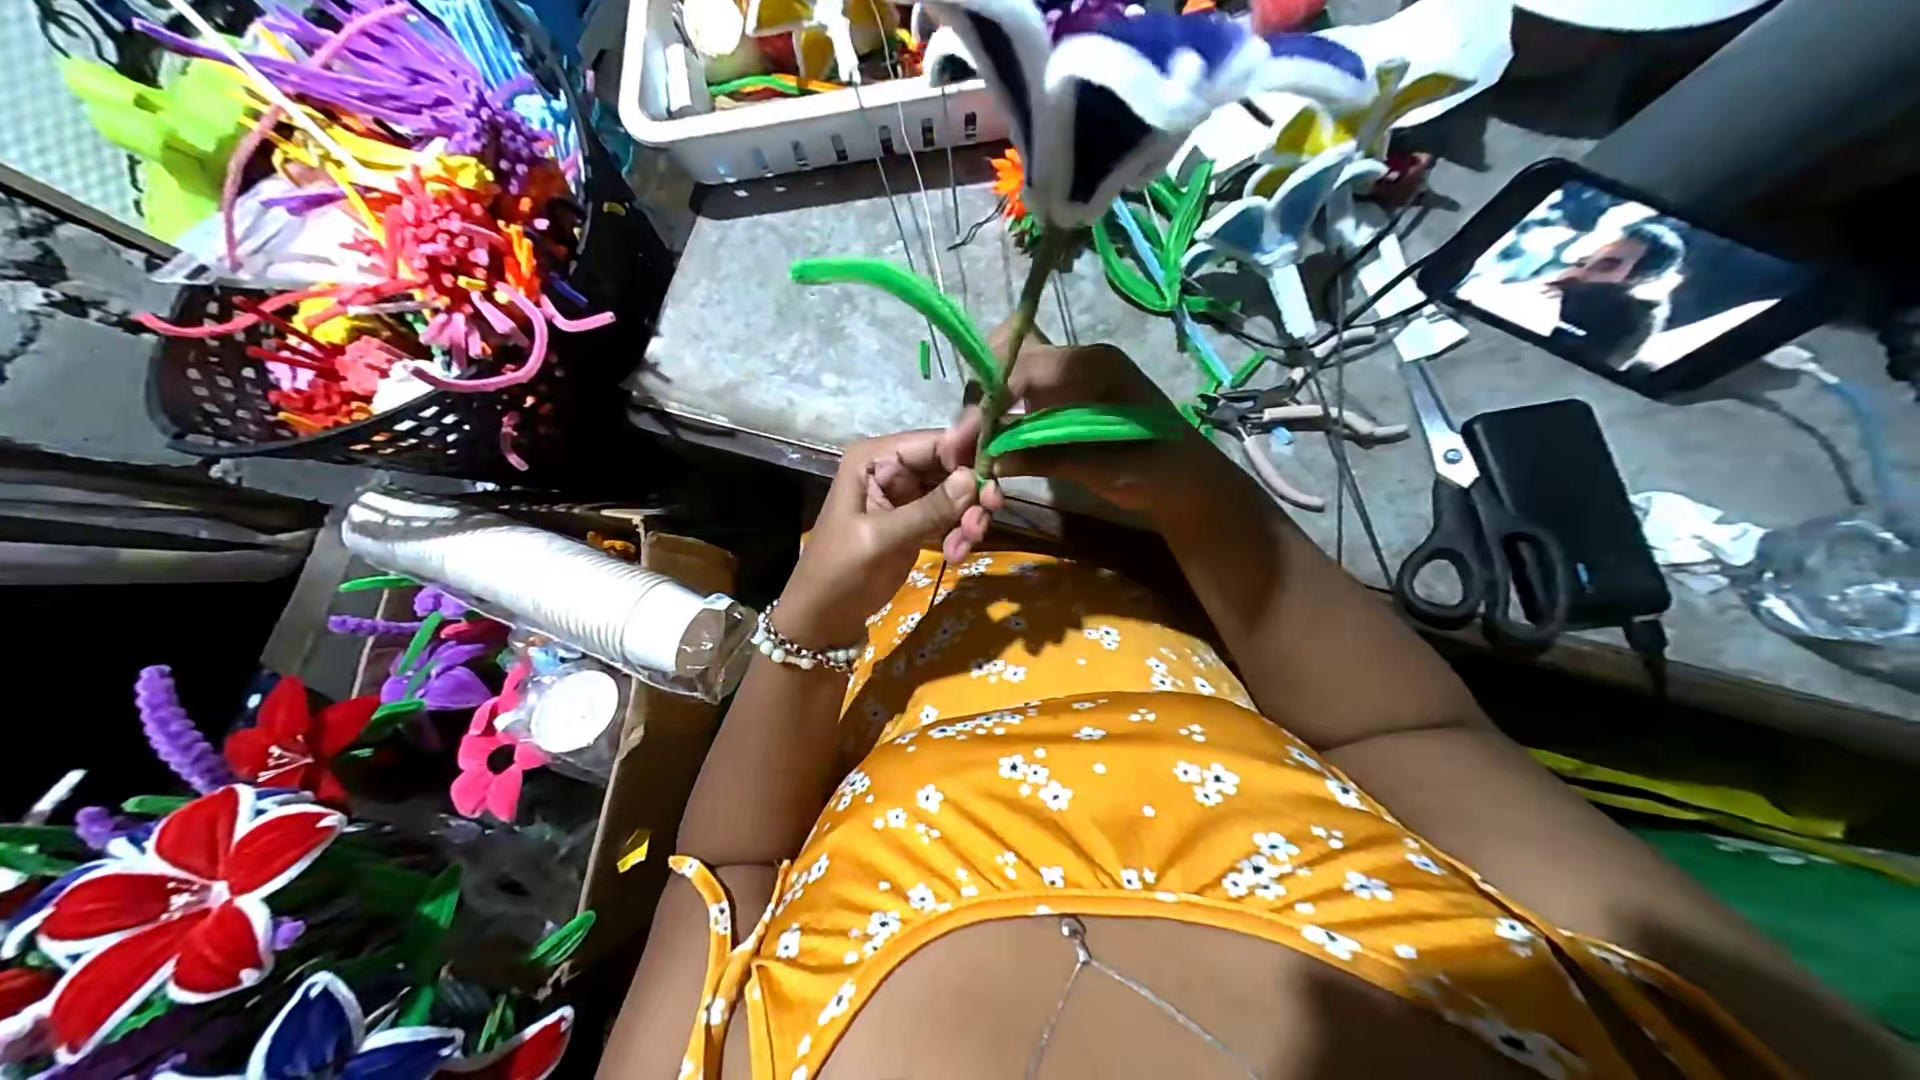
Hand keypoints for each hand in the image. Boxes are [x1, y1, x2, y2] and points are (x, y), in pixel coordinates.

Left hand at [776, 431, 993, 647]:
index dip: (968, 453)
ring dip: (969, 518)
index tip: (998, 473)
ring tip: (966, 545)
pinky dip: (960, 533)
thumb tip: (972, 478)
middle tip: (986, 518)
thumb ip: (928, 509)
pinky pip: (952, 516)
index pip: (934, 442)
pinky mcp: (917, 521)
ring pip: (957, 492)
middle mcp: (893, 468)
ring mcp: (906, 495)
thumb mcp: (881, 539)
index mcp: (874, 459)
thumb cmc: (839, 572)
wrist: (823, 617)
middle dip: (973, 492)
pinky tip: (956, 556)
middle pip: (951, 465)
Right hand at [945, 322, 1226, 515]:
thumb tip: (990, 461)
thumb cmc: (1157, 470)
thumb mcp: (1101, 466)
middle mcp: (1076, 363)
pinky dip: (1002, 422)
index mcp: (1093, 365)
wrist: (1185, 481)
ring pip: (1011, 378)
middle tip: (962, 440)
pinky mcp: (1063, 402)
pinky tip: (990, 447)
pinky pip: (1022, 401)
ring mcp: (1069, 381)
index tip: (965, 439)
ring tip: (968, 448)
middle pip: (1011, 358)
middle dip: (981, 396)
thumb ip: (1045, 457)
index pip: (1024, 366)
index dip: (989, 402)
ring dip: (987, 410)